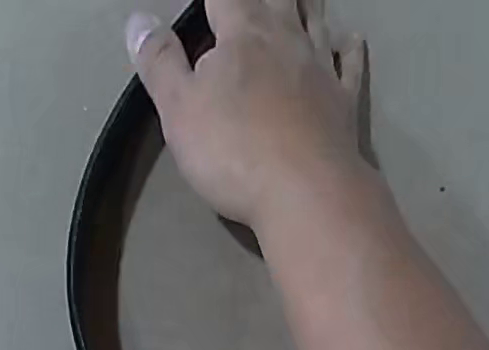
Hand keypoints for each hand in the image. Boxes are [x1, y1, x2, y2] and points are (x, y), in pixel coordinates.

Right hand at [126, 0, 370, 229]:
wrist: (302, 192)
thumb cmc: (232, 153)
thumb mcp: (179, 111)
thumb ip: (160, 64)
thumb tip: (138, 20)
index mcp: (243, 35)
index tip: (206, 3)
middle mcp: (287, 38)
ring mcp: (321, 69)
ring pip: (316, 18)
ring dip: (306, 3)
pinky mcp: (344, 103)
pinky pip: (350, 64)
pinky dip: (348, 47)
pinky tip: (347, 41)